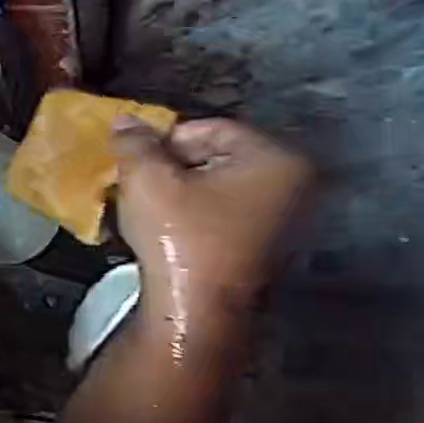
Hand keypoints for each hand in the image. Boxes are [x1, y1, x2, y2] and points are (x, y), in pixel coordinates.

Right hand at [112, 116, 312, 303]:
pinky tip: (171, 226)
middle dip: (173, 165)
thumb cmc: (180, 233)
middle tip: (140, 185)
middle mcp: (297, 181)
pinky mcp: (271, 240)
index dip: (164, 142)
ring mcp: (289, 214)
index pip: (208, 128)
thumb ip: (135, 142)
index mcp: (277, 158)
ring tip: (151, 206)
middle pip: (217, 154)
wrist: (199, 303)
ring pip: (219, 182)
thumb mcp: (146, 179)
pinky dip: (196, 209)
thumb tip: (126, 119)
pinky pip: (227, 208)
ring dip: (181, 188)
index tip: (138, 166)